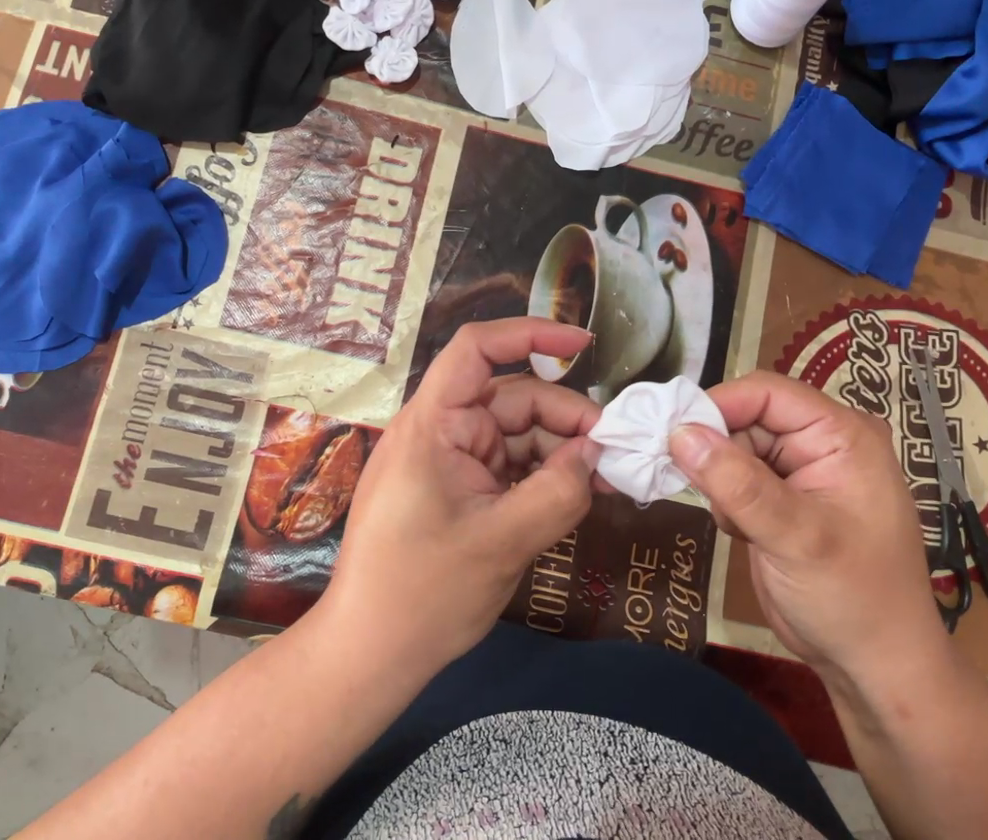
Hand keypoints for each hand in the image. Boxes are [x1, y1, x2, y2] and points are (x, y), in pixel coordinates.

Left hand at [316, 317, 601, 667]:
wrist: (372, 653)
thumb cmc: (424, 592)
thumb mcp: (503, 541)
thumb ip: (558, 492)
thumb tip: (597, 454)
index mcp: (433, 425)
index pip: (477, 350)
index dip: (530, 334)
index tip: (583, 345)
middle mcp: (439, 432)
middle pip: (512, 398)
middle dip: (566, 419)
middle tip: (614, 455)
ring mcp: (447, 463)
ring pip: (516, 436)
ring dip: (559, 453)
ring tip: (603, 483)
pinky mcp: (456, 492)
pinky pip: (507, 468)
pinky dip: (541, 477)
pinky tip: (574, 497)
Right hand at [668, 372, 943, 678]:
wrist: (873, 664)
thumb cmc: (852, 597)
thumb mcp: (795, 537)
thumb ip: (737, 483)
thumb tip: (678, 433)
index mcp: (841, 434)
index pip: (766, 393)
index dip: (717, 407)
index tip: (672, 436)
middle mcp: (821, 443)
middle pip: (745, 418)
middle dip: (716, 451)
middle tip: (700, 491)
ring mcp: (801, 473)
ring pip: (733, 450)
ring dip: (720, 483)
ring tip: (738, 524)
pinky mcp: (781, 501)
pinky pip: (736, 480)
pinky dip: (726, 502)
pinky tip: (742, 534)